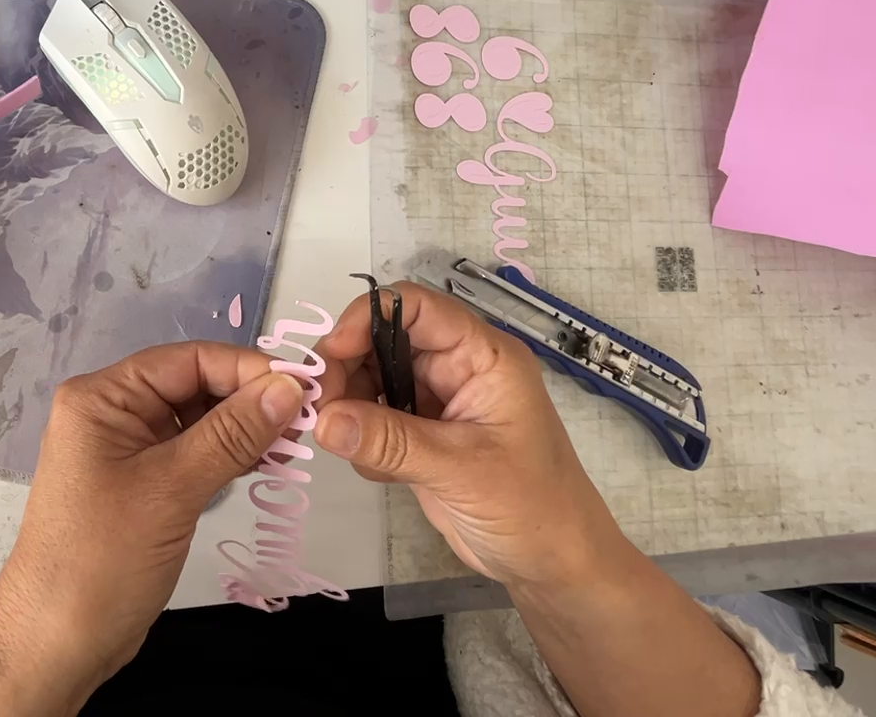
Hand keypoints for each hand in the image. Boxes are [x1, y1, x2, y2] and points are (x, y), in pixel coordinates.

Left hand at [0, 342, 306, 708]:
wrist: (55, 646)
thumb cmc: (103, 559)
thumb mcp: (172, 489)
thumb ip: (233, 433)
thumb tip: (289, 387)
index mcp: (104, 396)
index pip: (186, 359)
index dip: (244, 368)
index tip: (300, 388)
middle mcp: (113, 411)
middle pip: (193, 384)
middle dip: (247, 399)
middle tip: (304, 422)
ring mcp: (127, 447)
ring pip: (197, 418)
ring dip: (242, 428)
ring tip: (292, 445)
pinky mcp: (142, 480)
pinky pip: (192, 450)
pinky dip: (227, 454)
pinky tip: (263, 462)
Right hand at [313, 282, 624, 586]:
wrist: (554, 568)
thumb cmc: (534, 509)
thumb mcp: (463, 470)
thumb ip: (391, 442)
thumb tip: (323, 420)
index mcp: (480, 354)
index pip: (415, 306)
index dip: (368, 317)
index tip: (332, 353)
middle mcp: (453, 366)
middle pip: (382, 339)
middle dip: (348, 366)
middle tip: (321, 406)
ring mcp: (433, 399)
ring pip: (370, 376)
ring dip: (349, 404)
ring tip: (341, 440)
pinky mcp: (417, 432)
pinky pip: (370, 415)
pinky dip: (359, 436)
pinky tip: (377, 470)